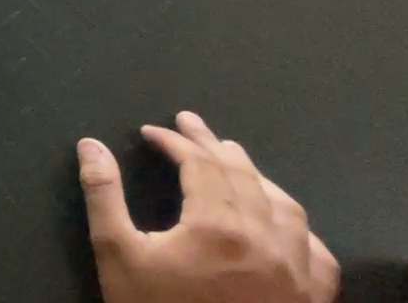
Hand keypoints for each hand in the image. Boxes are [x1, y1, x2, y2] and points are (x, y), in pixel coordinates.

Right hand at [78, 111, 337, 302]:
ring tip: (232, 158)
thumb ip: (103, 193)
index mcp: (219, 227)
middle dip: (213, 145)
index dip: (174, 142)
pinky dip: (294, 221)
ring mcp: (298, 274)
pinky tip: (278, 218)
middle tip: (189, 123)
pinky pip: (316, 250)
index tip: (149, 131)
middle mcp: (268, 243)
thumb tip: (91, 144)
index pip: (201, 166)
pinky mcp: (312, 299)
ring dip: (256, 175)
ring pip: (286, 207)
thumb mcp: (114, 250)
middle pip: (245, 178)